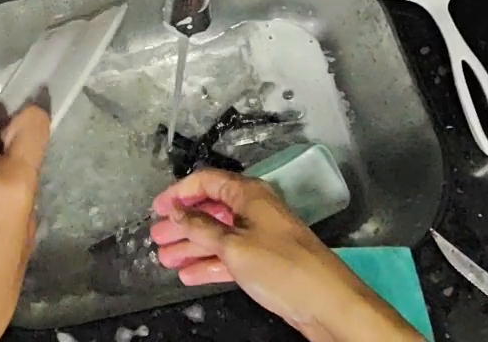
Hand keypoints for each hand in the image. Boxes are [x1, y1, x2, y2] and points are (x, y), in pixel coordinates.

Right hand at [149, 169, 420, 341]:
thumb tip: (177, 212)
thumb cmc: (282, 266)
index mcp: (248, 193)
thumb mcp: (235, 246)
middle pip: (210, 209)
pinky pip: (230, 257)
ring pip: (218, 236)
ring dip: (192, 246)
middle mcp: (253, 209)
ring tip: (165, 259)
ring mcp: (260, 236)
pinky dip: (210, 264)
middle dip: (182, 223)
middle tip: (156, 237)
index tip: (157, 207)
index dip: (179, 192)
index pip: (206, 182)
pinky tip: (189, 275)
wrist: (330, 304)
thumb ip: (202, 228)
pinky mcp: (265, 263)